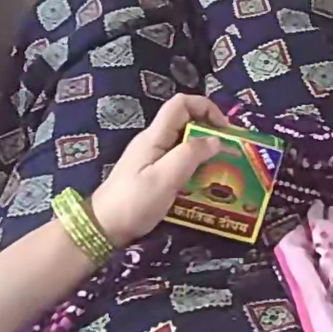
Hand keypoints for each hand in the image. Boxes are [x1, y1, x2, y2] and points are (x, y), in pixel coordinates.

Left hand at [91, 95, 227, 245]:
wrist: (103, 228)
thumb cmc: (134, 202)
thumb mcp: (165, 178)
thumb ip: (190, 155)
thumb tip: (216, 139)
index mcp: (155, 136)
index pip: (182, 103)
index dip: (206, 108)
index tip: (225, 130)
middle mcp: (154, 141)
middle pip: (186, 122)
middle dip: (210, 132)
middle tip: (229, 153)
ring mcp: (152, 158)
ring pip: (184, 143)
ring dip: (204, 152)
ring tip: (222, 170)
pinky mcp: (152, 174)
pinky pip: (178, 161)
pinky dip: (195, 167)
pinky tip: (204, 184)